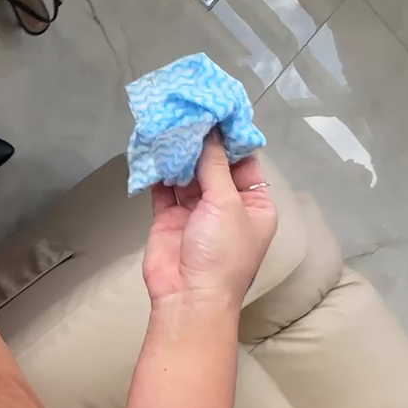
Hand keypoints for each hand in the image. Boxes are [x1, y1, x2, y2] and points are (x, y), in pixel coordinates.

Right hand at [142, 130, 277, 309]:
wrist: (188, 296)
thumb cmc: (221, 255)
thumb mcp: (227, 205)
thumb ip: (214, 166)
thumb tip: (209, 133)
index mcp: (253, 203)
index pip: (244, 161)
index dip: (231, 138)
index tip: (216, 111)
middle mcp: (226, 205)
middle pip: (214, 165)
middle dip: (202, 143)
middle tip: (187, 112)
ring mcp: (196, 212)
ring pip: (187, 175)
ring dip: (179, 155)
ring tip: (168, 126)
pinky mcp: (169, 218)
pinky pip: (164, 190)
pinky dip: (159, 172)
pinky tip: (154, 151)